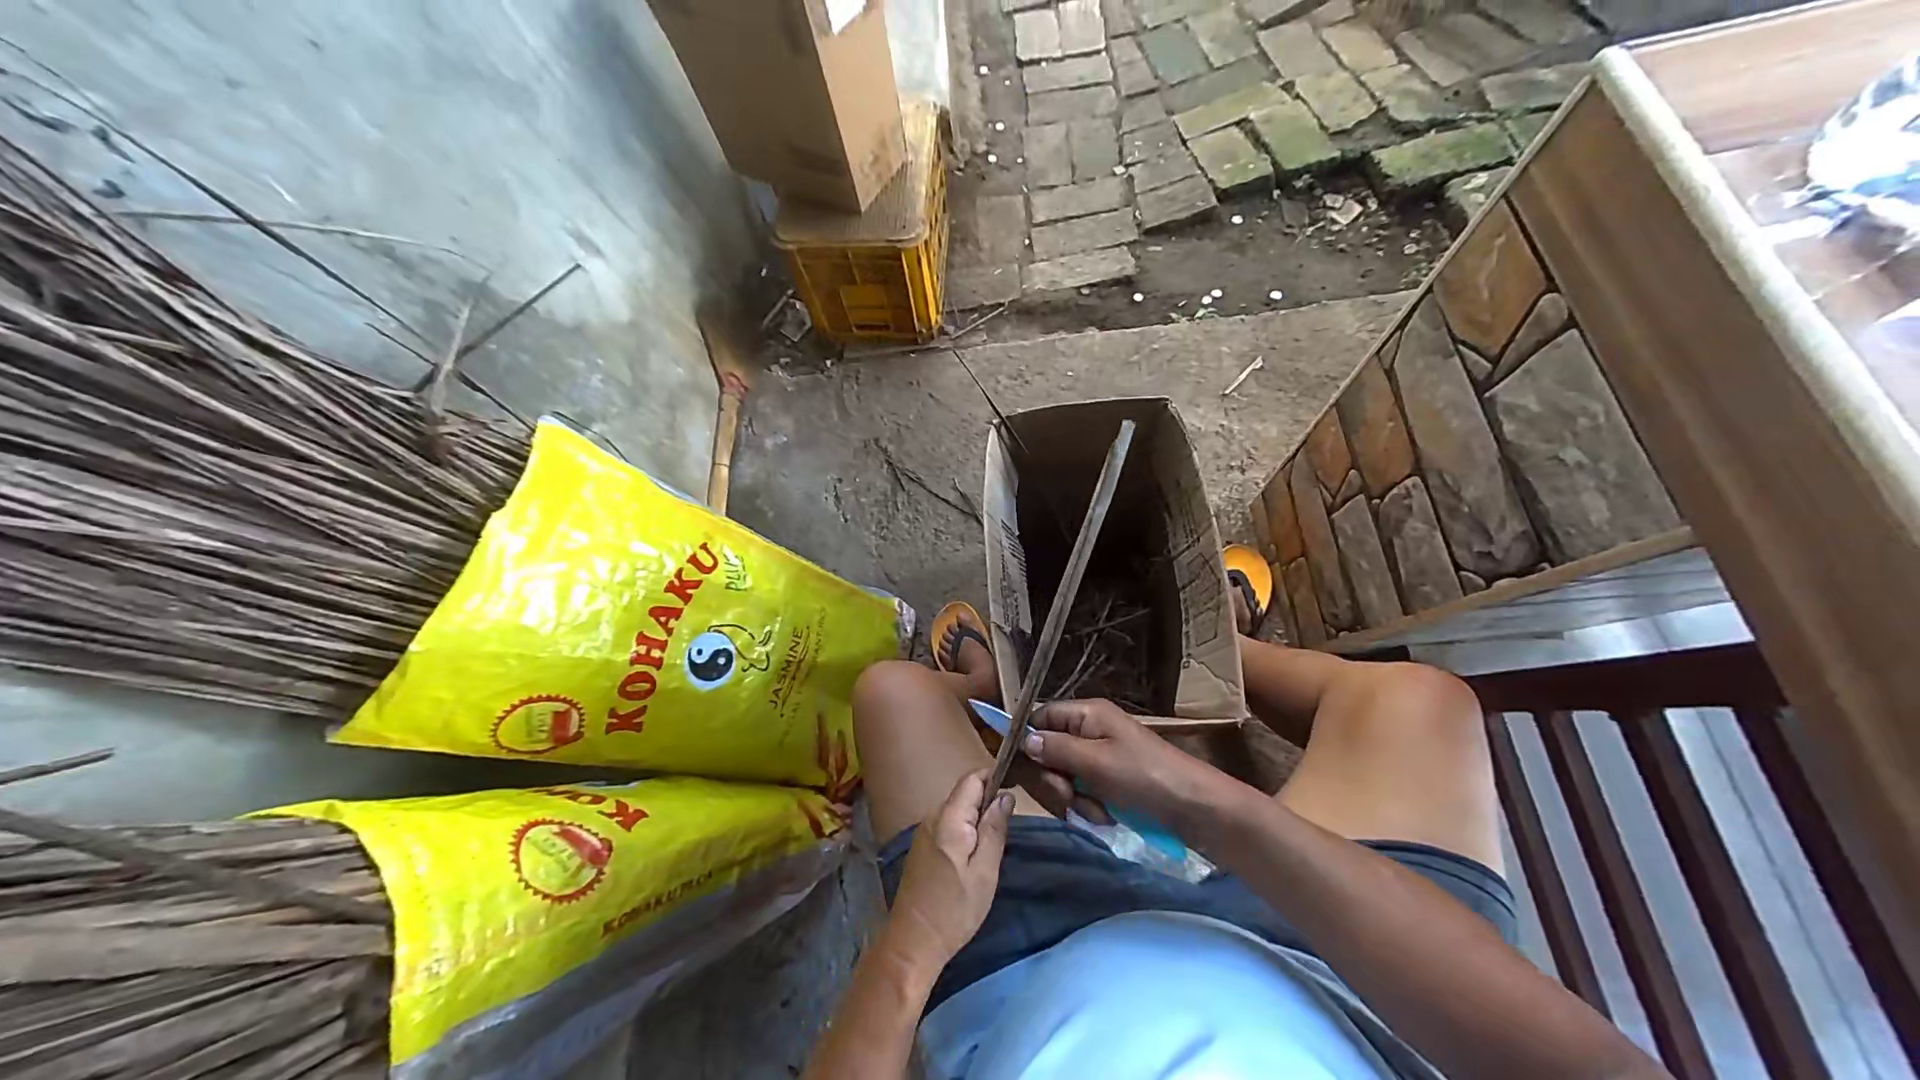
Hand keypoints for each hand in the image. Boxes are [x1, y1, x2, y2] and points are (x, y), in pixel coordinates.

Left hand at [885, 768, 1013, 970]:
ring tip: (999, 837)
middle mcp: (932, 816)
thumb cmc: (954, 909)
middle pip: (965, 792)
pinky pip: (949, 822)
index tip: (1018, 788)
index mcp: (948, 818)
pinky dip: (967, 828)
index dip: (996, 777)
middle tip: (1013, 821)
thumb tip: (1006, 796)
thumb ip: (995, 829)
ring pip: (958, 808)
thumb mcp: (984, 871)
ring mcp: (925, 830)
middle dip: (989, 798)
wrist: (913, 942)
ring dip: (978, 815)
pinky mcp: (923, 845)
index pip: (973, 778)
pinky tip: (977, 850)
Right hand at [1023, 699, 1253, 835]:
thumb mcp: (1097, 762)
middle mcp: (1088, 731)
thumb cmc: (1147, 777)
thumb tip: (1022, 740)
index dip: (1025, 740)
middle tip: (1069, 795)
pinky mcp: (1108, 783)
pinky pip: (1080, 793)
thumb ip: (1056, 749)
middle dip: (1053, 779)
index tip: (1022, 768)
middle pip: (1046, 750)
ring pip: (1061, 776)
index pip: (1039, 717)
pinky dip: (1088, 808)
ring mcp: (1098, 758)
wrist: (1197, 809)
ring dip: (1072, 798)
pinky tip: (1105, 818)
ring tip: (1097, 811)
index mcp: (1086, 714)